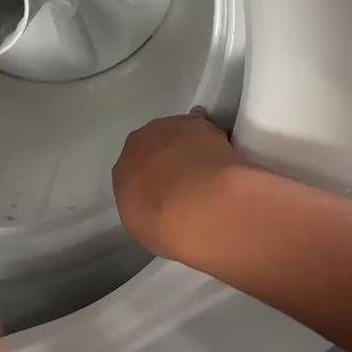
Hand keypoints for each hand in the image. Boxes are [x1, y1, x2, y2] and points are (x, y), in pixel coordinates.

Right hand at [112, 108, 250, 257]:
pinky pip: (206, 127)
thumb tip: (158, 205)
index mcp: (123, 172)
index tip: (169, 192)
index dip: (154, 179)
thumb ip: (146, 209)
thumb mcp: (144, 229)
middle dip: (170, 158)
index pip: (135, 171)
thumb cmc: (166, 225)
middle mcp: (140, 143)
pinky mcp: (198, 122)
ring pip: (179, 133)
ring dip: (192, 145)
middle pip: (154, 145)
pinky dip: (215, 139)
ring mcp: (169, 127)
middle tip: (191, 180)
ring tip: (213, 169)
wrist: (199, 204)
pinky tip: (228, 156)